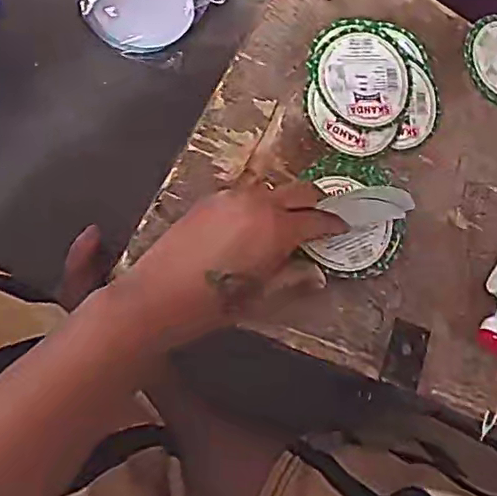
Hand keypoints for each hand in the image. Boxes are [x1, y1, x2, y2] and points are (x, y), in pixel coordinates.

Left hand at [115, 178, 343, 337]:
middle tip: (321, 217)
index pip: (317, 219)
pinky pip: (247, 194)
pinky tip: (253, 224)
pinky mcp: (211, 199)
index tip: (342, 227)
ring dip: (286, 201)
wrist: (154, 298)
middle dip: (316, 203)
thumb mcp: (261, 297)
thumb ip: (294, 279)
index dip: (334, 224)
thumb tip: (318, 273)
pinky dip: (259, 203)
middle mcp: (259, 203)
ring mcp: (233, 197)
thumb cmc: (212, 305)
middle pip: (301, 191)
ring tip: (287, 221)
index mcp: (277, 228)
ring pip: (273, 189)